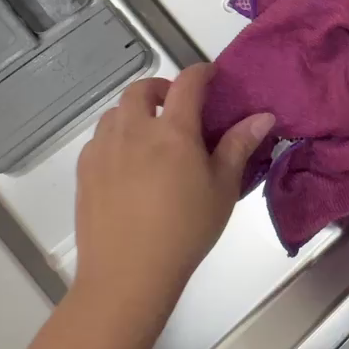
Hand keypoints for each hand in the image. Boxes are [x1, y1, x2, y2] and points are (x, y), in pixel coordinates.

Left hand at [72, 62, 274, 312]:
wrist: (127, 275)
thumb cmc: (185, 229)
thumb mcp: (222, 187)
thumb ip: (239, 146)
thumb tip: (264, 116)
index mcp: (173, 131)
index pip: (187, 83)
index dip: (201, 72)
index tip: (211, 77)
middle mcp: (134, 132)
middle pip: (140, 89)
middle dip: (160, 88)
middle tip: (177, 106)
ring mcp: (104, 151)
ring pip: (115, 112)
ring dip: (134, 112)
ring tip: (151, 134)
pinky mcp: (85, 173)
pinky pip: (98, 139)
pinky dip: (114, 136)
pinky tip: (127, 162)